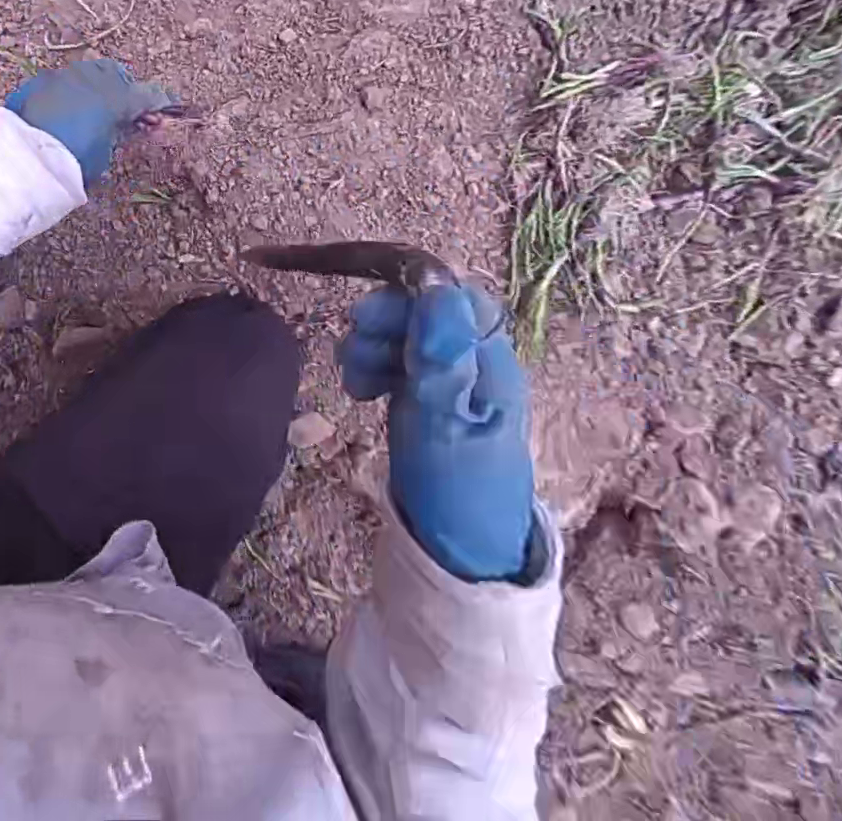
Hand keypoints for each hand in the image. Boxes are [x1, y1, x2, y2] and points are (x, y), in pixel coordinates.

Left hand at [4, 59, 174, 183]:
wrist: (22, 160)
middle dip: (126, 89)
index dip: (162, 103)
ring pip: (89, 72)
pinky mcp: (39, 82)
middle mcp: (91, 78)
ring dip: (98, 87)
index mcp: (115, 97)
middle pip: (117, 75)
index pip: (148, 95)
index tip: (170, 107)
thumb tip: (127, 127)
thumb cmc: (70, 163)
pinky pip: (64, 82)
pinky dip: (72, 93)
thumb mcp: (103, 154)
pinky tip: (67, 112)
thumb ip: (119, 134)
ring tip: (96, 110)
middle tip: (127, 112)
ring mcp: (63, 76)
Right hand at [337, 283, 535, 581]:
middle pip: (428, 316)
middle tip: (350, 343)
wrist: (458, 553)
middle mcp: (472, 368)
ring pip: (406, 340)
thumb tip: (437, 289)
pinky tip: (358, 390)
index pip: (458, 302)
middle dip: (385, 321)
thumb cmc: (456, 491)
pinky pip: (397, 366)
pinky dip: (373, 368)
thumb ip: (441, 360)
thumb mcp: (445, 425)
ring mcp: (448, 385)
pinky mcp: (426, 403)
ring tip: (350, 378)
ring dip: (372, 346)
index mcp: (490, 367)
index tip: (369, 315)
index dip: (413, 297)